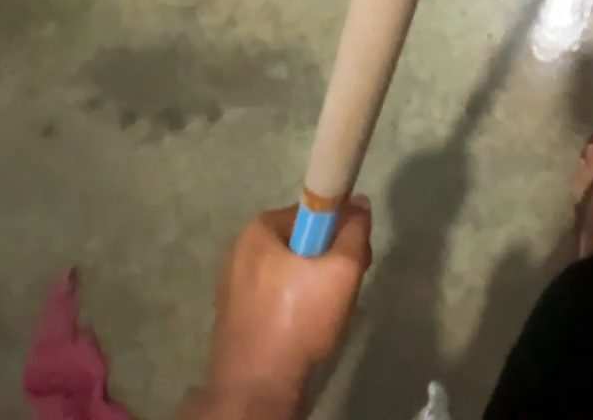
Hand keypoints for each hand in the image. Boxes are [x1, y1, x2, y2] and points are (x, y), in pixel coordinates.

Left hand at [197, 197, 373, 413]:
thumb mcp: (344, 267)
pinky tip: (309, 325)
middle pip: (305, 240)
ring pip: (293, 269)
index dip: (340, 230)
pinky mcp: (236, 314)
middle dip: (331, 259)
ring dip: (317, 282)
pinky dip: (297, 303)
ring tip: (329, 310)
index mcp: (258, 231)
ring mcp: (234, 285)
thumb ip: (355, 229)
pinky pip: (278, 293)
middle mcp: (241, 251)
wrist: (256, 389)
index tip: (354, 256)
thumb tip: (358, 202)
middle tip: (346, 285)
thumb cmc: (299, 318)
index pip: (315, 212)